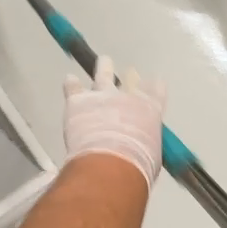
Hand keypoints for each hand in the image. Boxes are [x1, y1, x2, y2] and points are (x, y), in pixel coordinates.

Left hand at [62, 56, 166, 186]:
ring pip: (103, 75)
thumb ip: (144, 142)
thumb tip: (140, 145)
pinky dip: (72, 83)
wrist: (112, 162)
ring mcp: (102, 95)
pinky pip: (74, 87)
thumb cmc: (138, 166)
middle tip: (129, 73)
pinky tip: (70, 80)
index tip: (154, 82)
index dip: (154, 86)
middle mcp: (128, 97)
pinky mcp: (78, 101)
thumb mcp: (151, 154)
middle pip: (129, 79)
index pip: (156, 91)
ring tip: (104, 61)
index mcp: (150, 110)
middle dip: (129, 77)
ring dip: (104, 68)